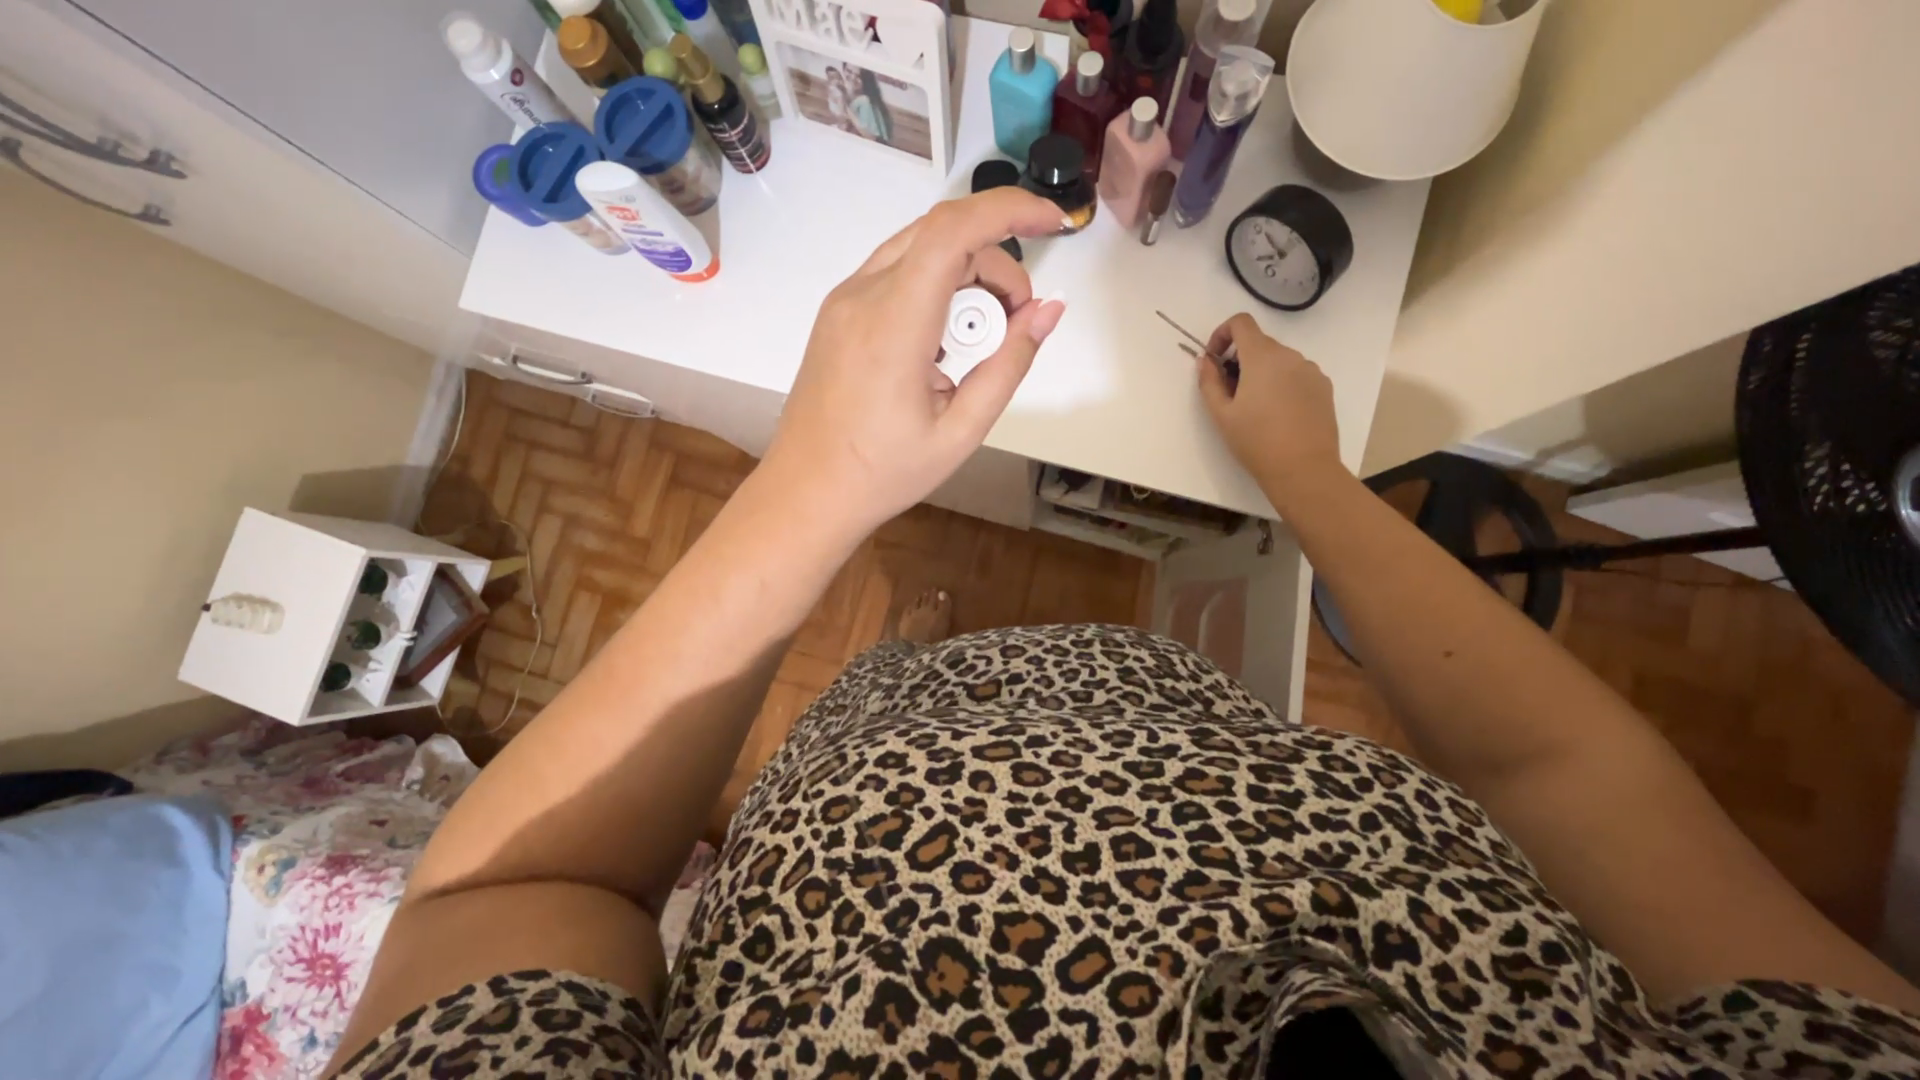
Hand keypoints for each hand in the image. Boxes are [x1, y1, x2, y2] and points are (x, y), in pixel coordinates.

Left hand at [760, 188, 1069, 534]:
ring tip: (980, 340)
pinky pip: (897, 273)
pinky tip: (943, 344)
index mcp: (892, 326)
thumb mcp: (961, 431)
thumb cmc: (881, 473)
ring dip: (967, 275)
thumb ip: (1010, 365)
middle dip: (997, 263)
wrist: (806, 492)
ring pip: (920, 249)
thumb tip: (1048, 312)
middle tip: (1016, 323)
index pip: (953, 231)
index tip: (1053, 223)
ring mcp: (843, 300)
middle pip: (944, 235)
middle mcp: (861, 297)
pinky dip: (935, 288)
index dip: (1011, 210)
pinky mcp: (838, 312)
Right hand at [1196, 314, 1345, 511]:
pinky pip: (1297, 375)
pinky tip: (1279, 415)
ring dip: (1262, 373)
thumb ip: (1209, 381)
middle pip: (1260, 344)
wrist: (1304, 469)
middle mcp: (1290, 356)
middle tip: (1230, 394)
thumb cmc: (1256, 442)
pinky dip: (1282, 384)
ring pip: (1279, 361)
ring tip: (1256, 409)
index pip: (1241, 323)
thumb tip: (1205, 361)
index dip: (1222, 333)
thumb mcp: (1222, 414)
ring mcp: (1311, 370)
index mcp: (1262, 357)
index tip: (1215, 359)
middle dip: (1240, 360)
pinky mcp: (1324, 387)